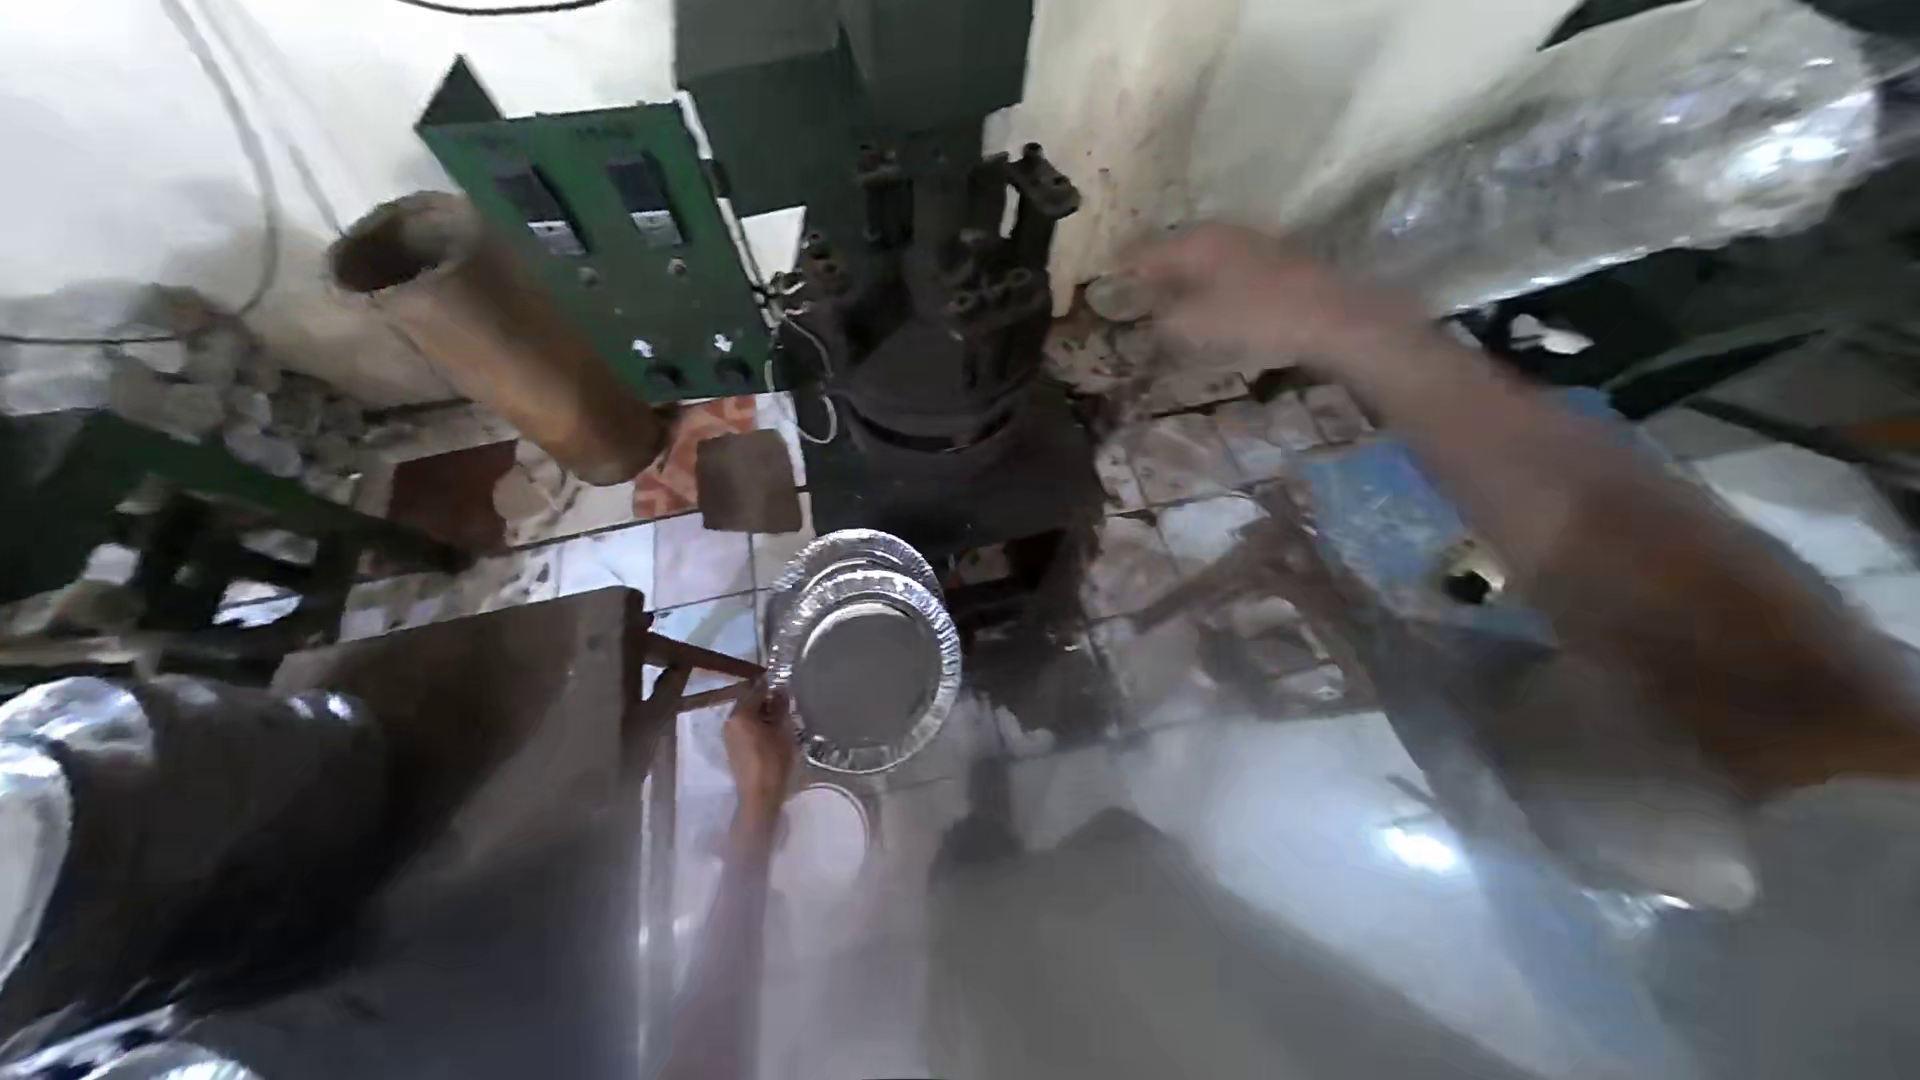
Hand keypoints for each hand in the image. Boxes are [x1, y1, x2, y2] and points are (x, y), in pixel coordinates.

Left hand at [723, 681, 795, 826]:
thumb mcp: (783, 730)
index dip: (772, 686)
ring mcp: (728, 734)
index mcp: (740, 713)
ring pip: (746, 714)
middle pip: (749, 700)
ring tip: (780, 718)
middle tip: (785, 703)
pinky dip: (756, 724)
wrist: (759, 795)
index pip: (757, 689)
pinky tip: (770, 731)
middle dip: (766, 699)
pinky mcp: (731, 746)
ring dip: (761, 712)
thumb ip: (781, 707)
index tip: (785, 686)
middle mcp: (730, 720)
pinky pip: (744, 726)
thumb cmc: (773, 760)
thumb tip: (780, 690)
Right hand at [1119, 223, 1426, 367]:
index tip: (1101, 288)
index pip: (1141, 254)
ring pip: (1195, 261)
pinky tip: (1199, 307)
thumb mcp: (1192, 324)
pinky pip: (1216, 271)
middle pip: (1169, 254)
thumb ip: (1159, 316)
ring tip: (1158, 307)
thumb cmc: (1251, 316)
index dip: (1119, 272)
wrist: (1326, 316)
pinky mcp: (1265, 261)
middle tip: (1127, 300)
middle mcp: (1216, 234)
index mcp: (1193, 243)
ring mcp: (1244, 244)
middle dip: (1146, 276)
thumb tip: (1145, 313)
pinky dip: (1199, 286)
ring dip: (1174, 282)